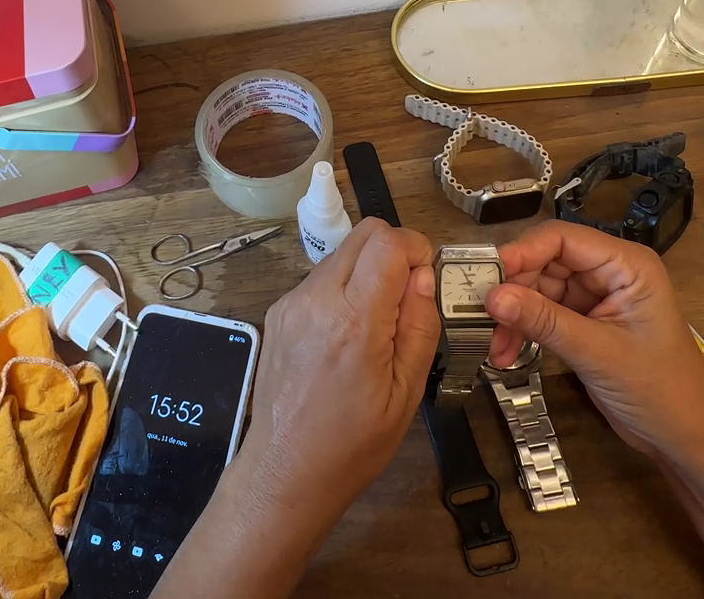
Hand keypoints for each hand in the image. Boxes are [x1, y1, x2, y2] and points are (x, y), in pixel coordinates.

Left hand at [233, 217, 440, 518]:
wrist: (285, 469)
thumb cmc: (351, 443)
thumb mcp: (406, 393)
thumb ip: (419, 326)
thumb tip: (425, 276)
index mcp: (354, 320)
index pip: (387, 241)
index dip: (415, 248)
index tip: (425, 278)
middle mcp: (317, 299)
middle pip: (363, 233)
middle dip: (393, 250)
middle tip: (406, 295)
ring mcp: (292, 301)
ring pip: (341, 253)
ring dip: (366, 269)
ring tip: (375, 321)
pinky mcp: (278, 310)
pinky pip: (319, 278)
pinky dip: (341, 287)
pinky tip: (345, 332)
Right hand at [484, 220, 703, 459]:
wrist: (689, 441)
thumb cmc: (661, 391)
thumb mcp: (598, 353)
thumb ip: (544, 321)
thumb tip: (492, 297)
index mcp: (625, 265)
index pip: (562, 238)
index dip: (522, 251)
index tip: (489, 275)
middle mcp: (607, 272)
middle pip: (543, 262)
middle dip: (514, 290)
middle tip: (484, 316)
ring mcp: (594, 297)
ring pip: (536, 289)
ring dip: (513, 316)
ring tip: (496, 345)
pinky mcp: (582, 321)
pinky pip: (541, 313)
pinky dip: (522, 331)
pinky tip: (507, 353)